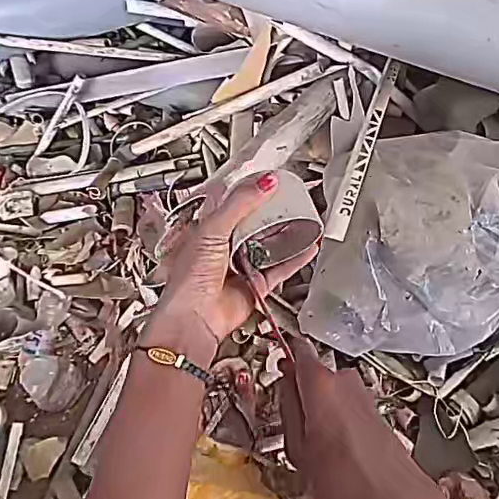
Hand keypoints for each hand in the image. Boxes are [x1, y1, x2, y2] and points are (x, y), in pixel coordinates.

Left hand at [141, 173, 317, 361]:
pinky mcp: (256, 285)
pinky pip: (280, 268)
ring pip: (269, 245)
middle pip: (254, 224)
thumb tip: (265, 182)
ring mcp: (241, 267)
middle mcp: (224, 247)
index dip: (251, 191)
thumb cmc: (190, 280)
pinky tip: (307, 247)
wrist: (194, 319)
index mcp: (207, 230)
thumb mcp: (214, 230)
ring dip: (286, 234)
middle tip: (292, 198)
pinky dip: (295, 258)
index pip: (232, 203)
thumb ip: (241, 204)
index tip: (271, 180)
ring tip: (303, 219)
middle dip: (272, 212)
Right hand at [277, 336, 433, 498]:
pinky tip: (336, 446)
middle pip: (314, 373)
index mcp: (320, 383)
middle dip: (302, 390)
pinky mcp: (374, 407)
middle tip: (292, 420)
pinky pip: (346, 402)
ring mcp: (362, 392)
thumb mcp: (297, 447)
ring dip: (321, 405)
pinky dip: (338, 415)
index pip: (299, 349)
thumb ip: (287, 409)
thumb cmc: (342, 474)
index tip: (279, 364)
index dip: (286, 353)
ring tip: (315, 440)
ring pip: (331, 389)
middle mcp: (343, 379)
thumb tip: (284, 387)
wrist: (393, 492)